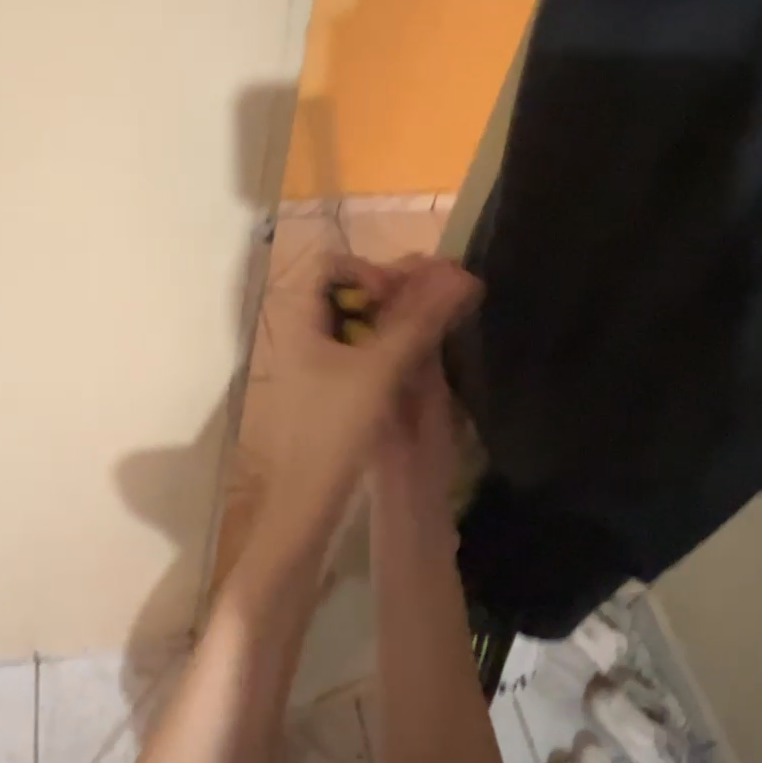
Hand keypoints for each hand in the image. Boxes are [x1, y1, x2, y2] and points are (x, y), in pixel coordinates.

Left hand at [269, 255, 479, 521]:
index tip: (399, 296)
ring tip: (448, 312)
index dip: (369, 270)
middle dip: (399, 285)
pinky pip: (366, 346)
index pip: (332, 265)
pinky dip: (395, 339)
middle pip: (352, 289)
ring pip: (363, 319)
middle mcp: (306, 332)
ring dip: (403, 311)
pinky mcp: (335, 384)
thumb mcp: (379, 370)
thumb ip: (418, 320)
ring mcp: (320, 359)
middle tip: (450, 290)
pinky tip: (426, 345)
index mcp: (301, 320)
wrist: (309, 497)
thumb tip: (460, 275)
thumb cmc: (336, 429)